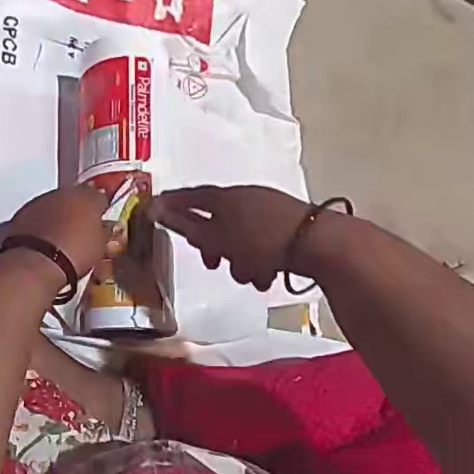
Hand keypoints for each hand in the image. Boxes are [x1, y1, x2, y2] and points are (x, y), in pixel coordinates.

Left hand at [3, 184, 112, 287]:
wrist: (36, 262)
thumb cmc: (75, 253)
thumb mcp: (100, 247)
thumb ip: (104, 232)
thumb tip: (105, 227)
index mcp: (89, 197)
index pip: (101, 196)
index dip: (101, 209)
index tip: (101, 222)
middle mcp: (65, 192)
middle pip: (76, 197)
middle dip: (79, 210)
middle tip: (81, 230)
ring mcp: (42, 201)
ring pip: (56, 204)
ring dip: (59, 215)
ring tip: (61, 237)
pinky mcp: (23, 212)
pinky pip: (39, 214)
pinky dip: (43, 222)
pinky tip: (45, 239)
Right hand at [150, 185, 320, 290]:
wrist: (318, 244)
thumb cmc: (261, 240)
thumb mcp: (217, 237)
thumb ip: (185, 225)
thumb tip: (155, 208)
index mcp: (226, 197)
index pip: (190, 197)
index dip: (172, 204)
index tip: (156, 211)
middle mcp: (246, 199)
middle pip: (217, 223)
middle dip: (214, 247)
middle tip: (213, 263)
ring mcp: (268, 212)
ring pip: (240, 240)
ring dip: (240, 262)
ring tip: (251, 277)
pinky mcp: (286, 228)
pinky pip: (262, 246)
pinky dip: (260, 262)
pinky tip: (267, 277)